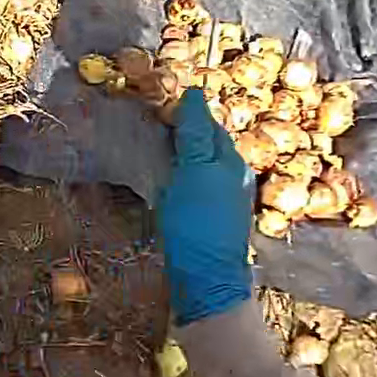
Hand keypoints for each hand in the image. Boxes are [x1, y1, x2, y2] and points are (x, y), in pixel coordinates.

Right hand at [160, 88, 253, 323]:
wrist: (206, 282)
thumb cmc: (200, 224)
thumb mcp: (196, 171)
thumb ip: (195, 135)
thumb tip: (193, 94)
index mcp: (230, 161)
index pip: (207, 123)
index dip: (184, 111)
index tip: (154, 102)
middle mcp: (230, 177)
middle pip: (204, 143)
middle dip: (181, 130)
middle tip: (146, 120)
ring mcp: (219, 201)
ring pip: (196, 165)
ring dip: (175, 153)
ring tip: (146, 145)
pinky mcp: (205, 221)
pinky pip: (189, 186)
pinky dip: (173, 176)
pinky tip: (157, 178)